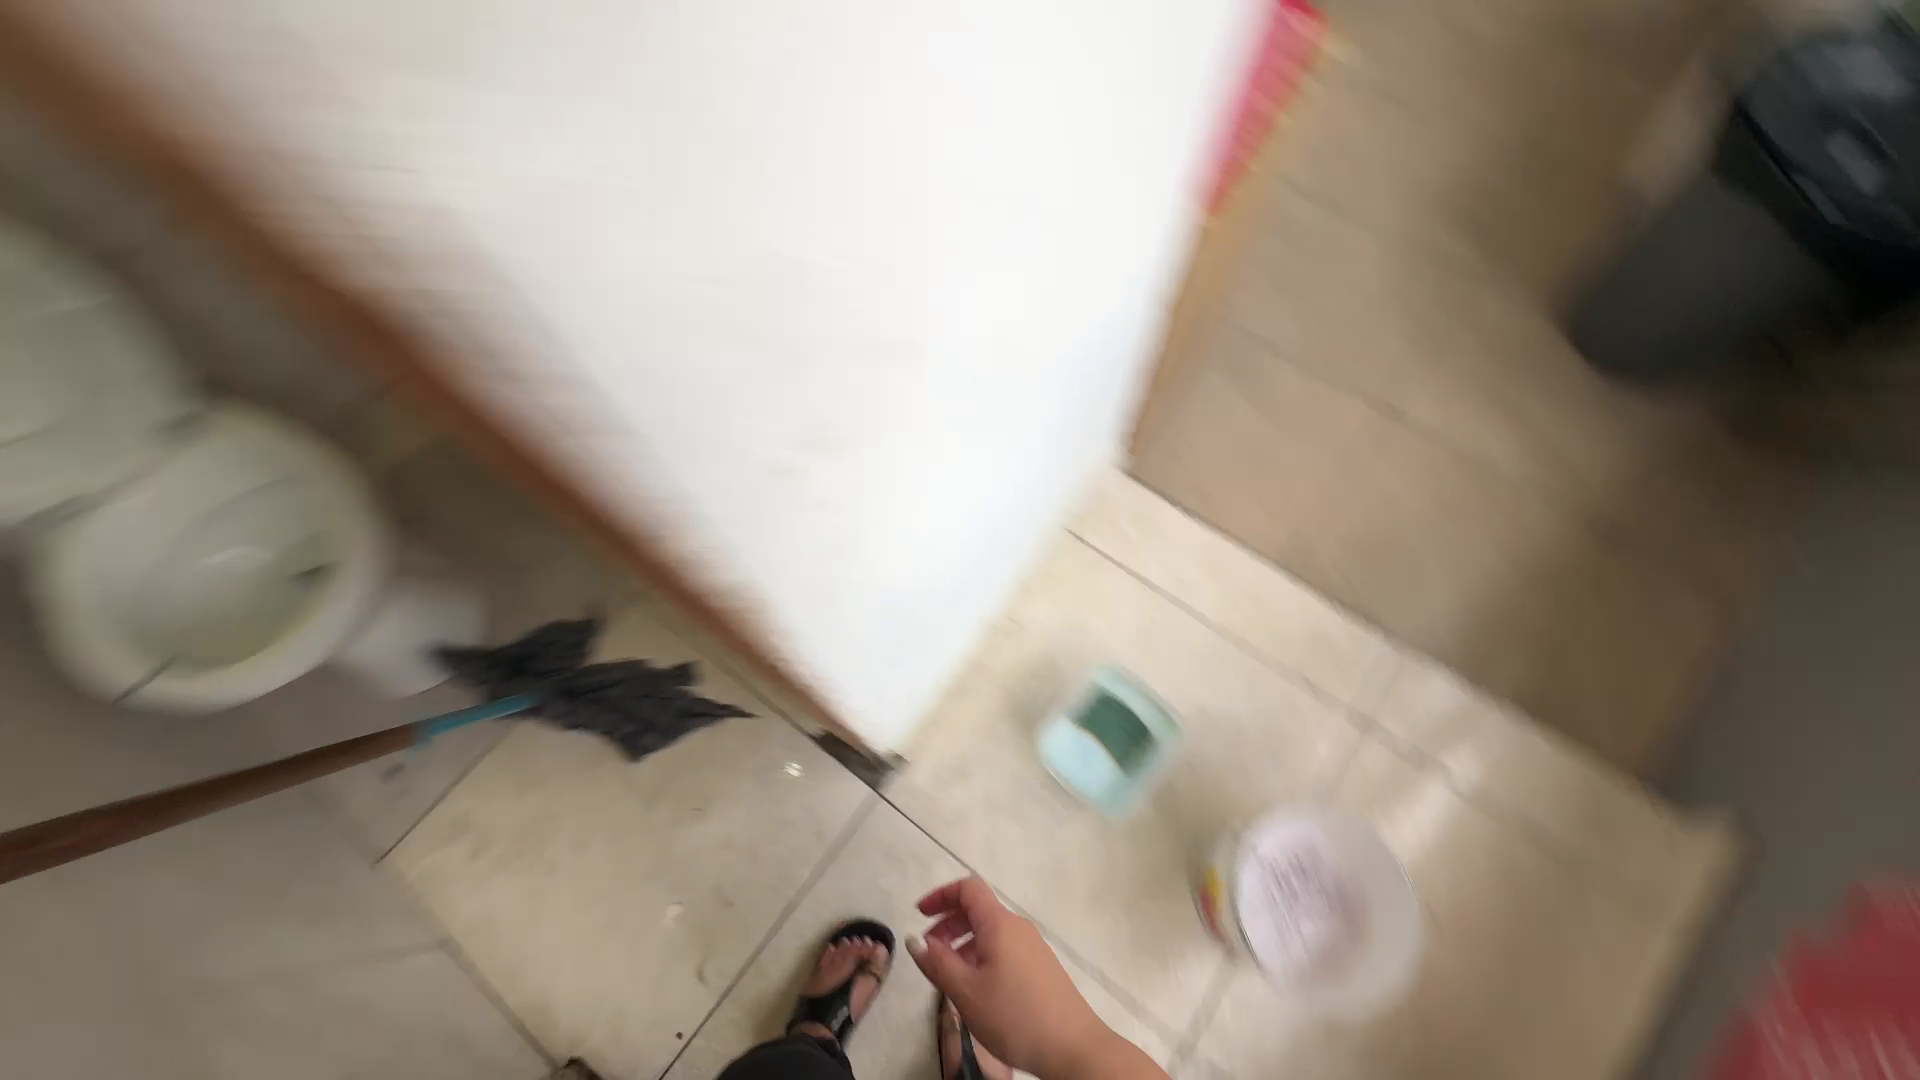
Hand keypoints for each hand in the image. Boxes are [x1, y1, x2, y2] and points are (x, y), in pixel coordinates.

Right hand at [906, 877, 1120, 1079]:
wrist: (1073, 1047)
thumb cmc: (1013, 1015)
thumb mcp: (966, 992)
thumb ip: (937, 963)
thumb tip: (915, 940)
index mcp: (999, 923)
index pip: (968, 888)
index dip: (940, 895)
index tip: (919, 914)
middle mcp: (1018, 927)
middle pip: (978, 909)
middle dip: (948, 923)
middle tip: (929, 951)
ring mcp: (1033, 947)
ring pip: (991, 933)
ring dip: (964, 944)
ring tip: (949, 975)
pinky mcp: (1041, 967)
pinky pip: (1004, 949)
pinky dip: (982, 957)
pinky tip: (977, 989)